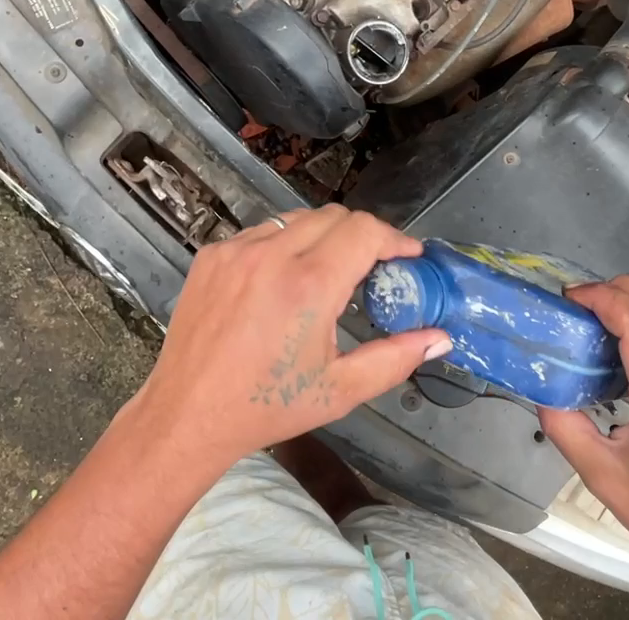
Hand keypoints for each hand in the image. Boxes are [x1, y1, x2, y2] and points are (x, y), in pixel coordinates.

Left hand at [124, 206, 452, 467]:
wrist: (188, 412)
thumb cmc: (267, 406)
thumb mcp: (340, 390)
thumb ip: (396, 358)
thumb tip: (440, 338)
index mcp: (308, 286)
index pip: (364, 230)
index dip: (393, 239)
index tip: (407, 256)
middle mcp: (271, 255)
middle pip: (334, 216)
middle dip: (361, 235)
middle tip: (371, 268)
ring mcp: (236, 249)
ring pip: (296, 218)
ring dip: (321, 236)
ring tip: (326, 273)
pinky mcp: (212, 254)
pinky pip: (261, 231)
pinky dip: (282, 244)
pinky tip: (281, 280)